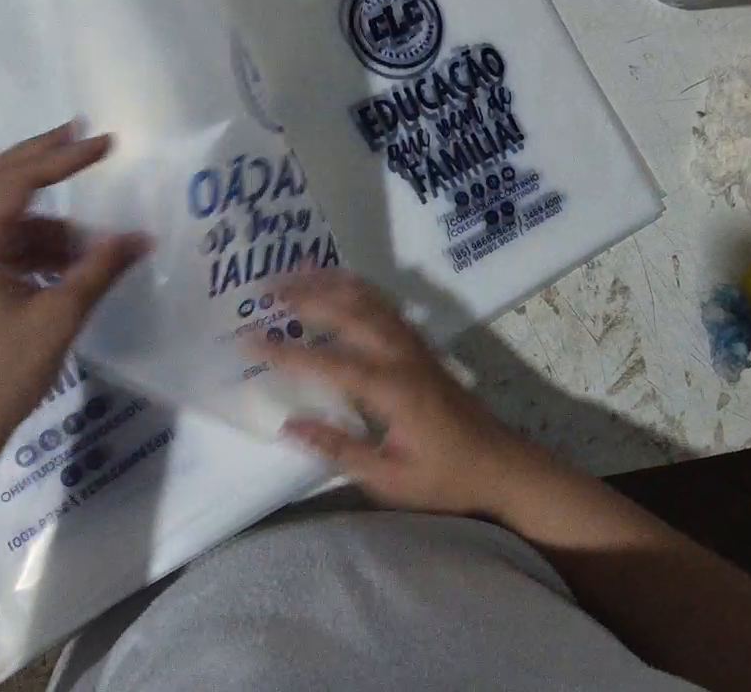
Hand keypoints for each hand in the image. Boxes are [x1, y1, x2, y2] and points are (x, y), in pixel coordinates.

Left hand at [0, 122, 146, 462]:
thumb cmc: (2, 372)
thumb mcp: (59, 316)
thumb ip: (100, 268)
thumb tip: (142, 236)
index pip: (18, 180)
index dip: (64, 158)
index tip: (106, 144)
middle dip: (43, 158)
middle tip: (85, 138)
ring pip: (3, 217)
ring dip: (49, 217)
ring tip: (94, 237)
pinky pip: (3, 246)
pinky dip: (38, 245)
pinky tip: (71, 264)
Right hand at [258, 270, 559, 516]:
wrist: (501, 465)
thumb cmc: (446, 479)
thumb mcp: (389, 478)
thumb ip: (339, 450)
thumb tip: (289, 425)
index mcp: (392, 388)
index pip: (328, 362)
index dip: (286, 351)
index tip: (248, 340)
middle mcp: (402, 355)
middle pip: (349, 312)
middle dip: (305, 297)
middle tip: (265, 289)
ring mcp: (415, 346)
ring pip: (370, 300)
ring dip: (331, 282)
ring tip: (295, 271)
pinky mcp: (422, 346)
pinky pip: (386, 306)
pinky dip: (359, 288)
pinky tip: (340, 284)